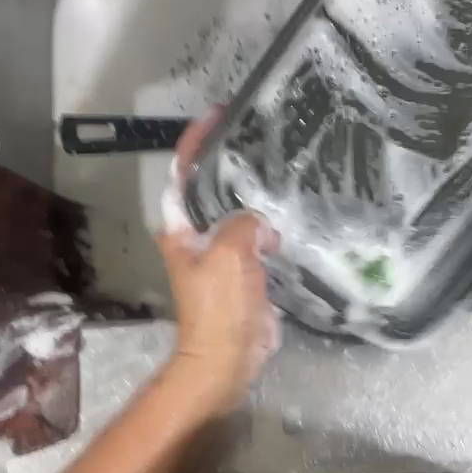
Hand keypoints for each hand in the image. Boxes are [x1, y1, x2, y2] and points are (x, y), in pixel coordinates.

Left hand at [157, 113, 281, 410]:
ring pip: (238, 214)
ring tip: (279, 168)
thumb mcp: (228, 254)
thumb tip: (262, 227)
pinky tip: (290, 213)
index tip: (215, 114)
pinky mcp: (244, 273)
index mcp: (181, 230)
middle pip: (211, 190)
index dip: (195, 142)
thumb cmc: (219, 307)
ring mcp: (222, 255)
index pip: (183, 175)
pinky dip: (271, 226)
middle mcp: (198, 237)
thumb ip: (244, 224)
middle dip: (229, 162)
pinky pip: (258, 239)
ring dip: (254, 195)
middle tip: (259, 136)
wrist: (228, 358)